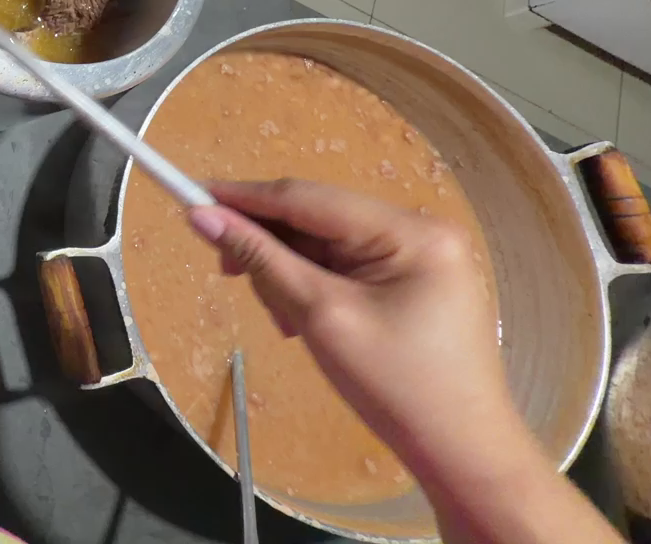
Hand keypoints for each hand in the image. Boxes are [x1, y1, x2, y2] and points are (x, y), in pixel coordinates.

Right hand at [185, 178, 513, 471]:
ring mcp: (411, 253)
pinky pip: (332, 260)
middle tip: (227, 272)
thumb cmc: (395, 384)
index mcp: (409, 233)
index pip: (304, 198)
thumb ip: (258, 256)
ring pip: (313, 240)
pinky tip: (298, 315)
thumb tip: (198, 215)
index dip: (241, 197)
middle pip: (308, 217)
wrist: (461, 455)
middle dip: (264, 245)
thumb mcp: (317, 313)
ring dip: (282, 270)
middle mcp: (414, 230)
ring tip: (282, 316)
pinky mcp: (402, 276)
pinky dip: (303, 282)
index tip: (188, 196)